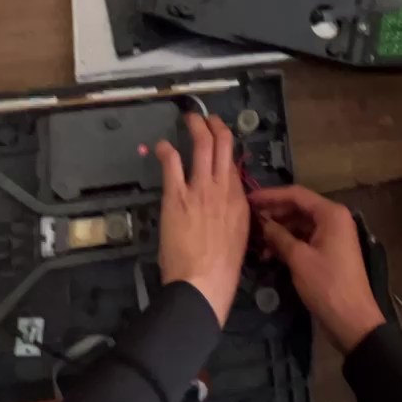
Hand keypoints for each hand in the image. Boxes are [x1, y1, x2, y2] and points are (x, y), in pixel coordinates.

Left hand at [156, 113, 248, 325]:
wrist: (203, 283)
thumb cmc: (222, 268)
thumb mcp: (239, 235)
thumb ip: (233, 213)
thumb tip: (228, 202)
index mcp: (239, 199)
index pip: (233, 163)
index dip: (226, 147)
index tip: (220, 139)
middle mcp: (222, 187)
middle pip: (222, 145)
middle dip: (214, 126)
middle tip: (207, 118)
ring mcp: (199, 189)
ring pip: (201, 146)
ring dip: (195, 128)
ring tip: (189, 119)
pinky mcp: (176, 196)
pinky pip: (172, 164)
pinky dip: (166, 151)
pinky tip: (162, 146)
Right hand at [250, 185, 386, 353]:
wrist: (352, 320)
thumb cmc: (327, 285)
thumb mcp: (299, 259)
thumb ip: (279, 236)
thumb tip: (262, 222)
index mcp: (331, 213)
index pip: (296, 195)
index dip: (271, 196)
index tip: (249, 199)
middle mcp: (333, 219)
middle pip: (298, 208)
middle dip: (274, 215)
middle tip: (249, 220)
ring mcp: (332, 235)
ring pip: (300, 225)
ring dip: (279, 232)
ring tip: (257, 244)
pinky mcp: (329, 251)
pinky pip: (305, 239)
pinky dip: (289, 244)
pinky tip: (271, 255)